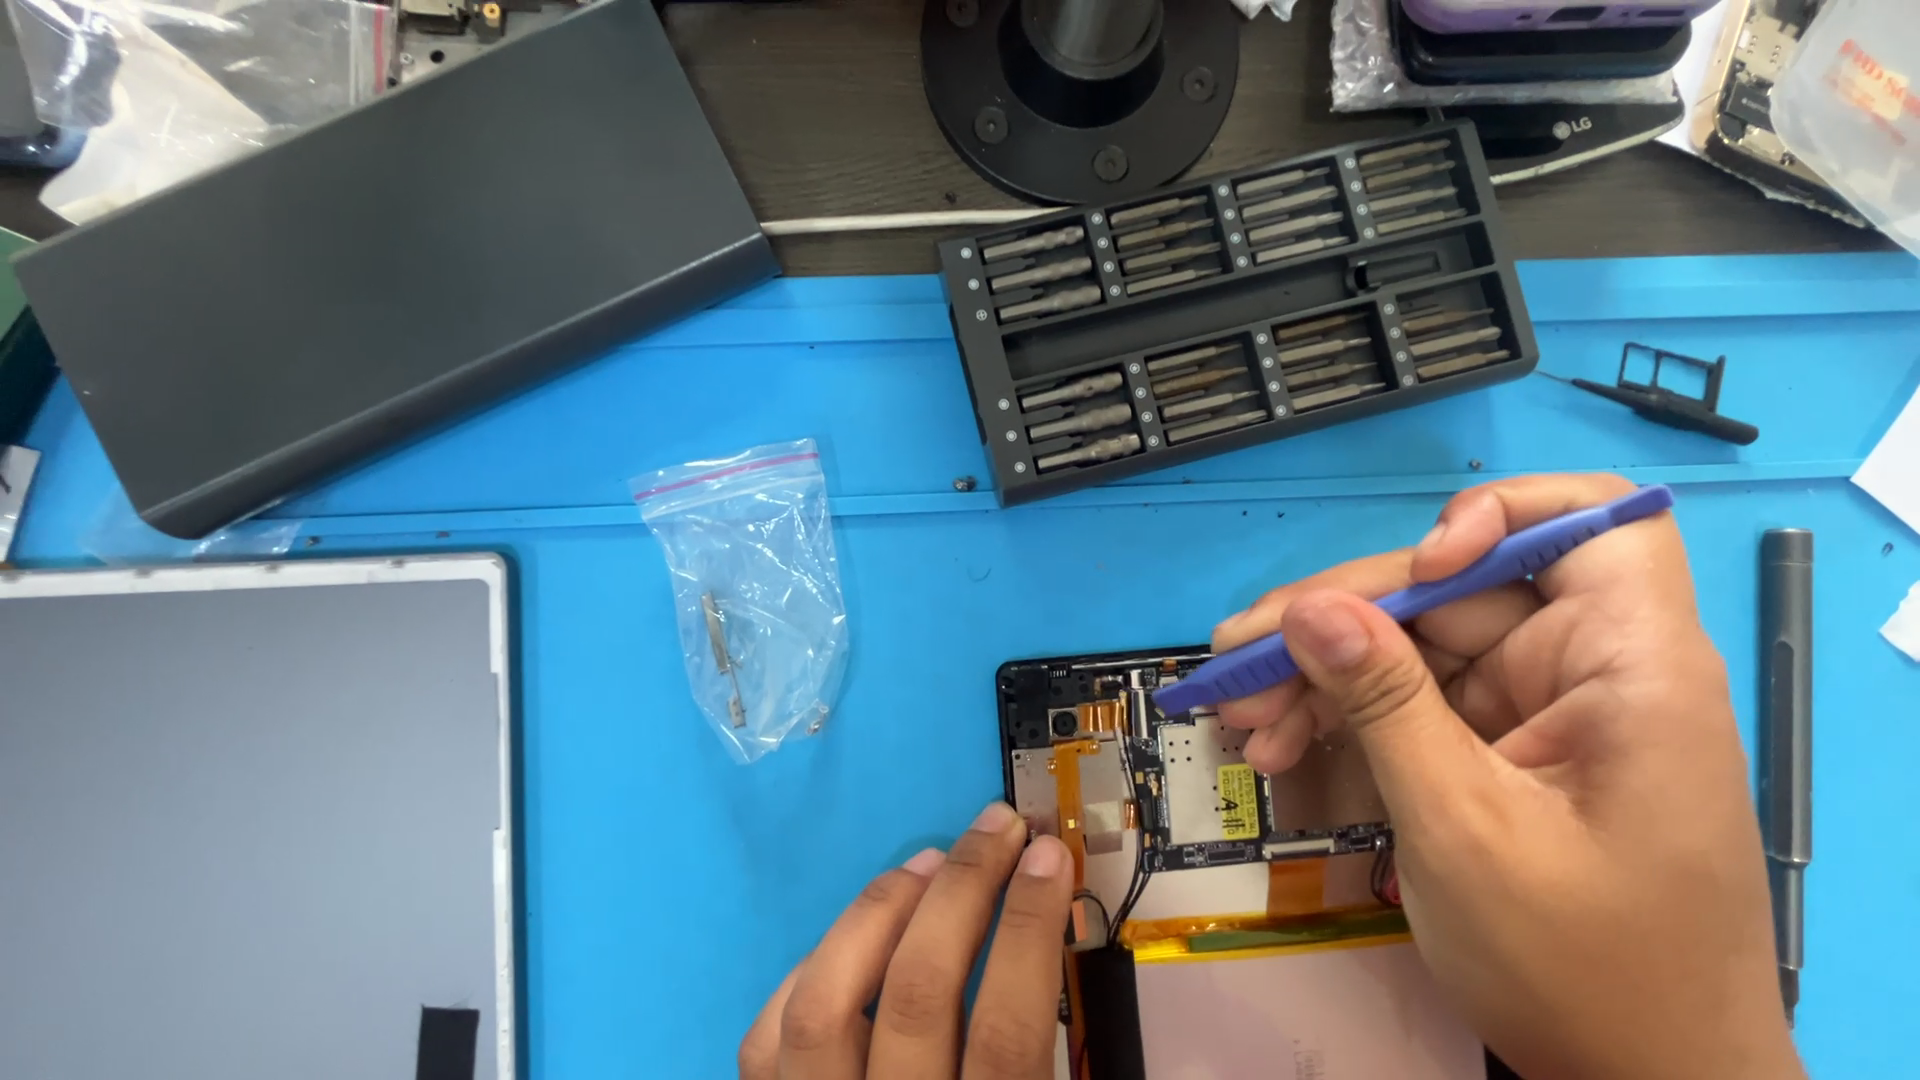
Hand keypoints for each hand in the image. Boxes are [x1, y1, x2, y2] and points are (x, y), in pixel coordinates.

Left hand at [739, 802, 1071, 1079]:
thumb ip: (1060, 1070)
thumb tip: (1094, 972)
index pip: (1011, 1029)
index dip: (1031, 928)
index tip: (1049, 857)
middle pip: (920, 992)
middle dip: (966, 889)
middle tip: (996, 829)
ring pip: (827, 1002)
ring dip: (882, 910)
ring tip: (928, 860)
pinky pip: (767, 1039)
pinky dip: (811, 967)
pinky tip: (855, 933)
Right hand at [1214, 474, 1802, 1079]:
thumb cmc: (1579, 965)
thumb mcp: (1462, 825)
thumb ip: (1384, 703)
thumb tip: (1307, 608)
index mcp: (1623, 666)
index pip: (1589, 522)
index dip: (1495, 518)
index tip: (1417, 571)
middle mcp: (1574, 667)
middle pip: (1442, 591)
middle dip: (1333, 623)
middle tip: (1235, 663)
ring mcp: (1522, 707)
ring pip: (1400, 646)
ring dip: (1312, 678)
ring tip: (1240, 723)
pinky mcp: (1481, 744)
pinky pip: (1394, 700)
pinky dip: (1331, 719)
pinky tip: (1274, 751)